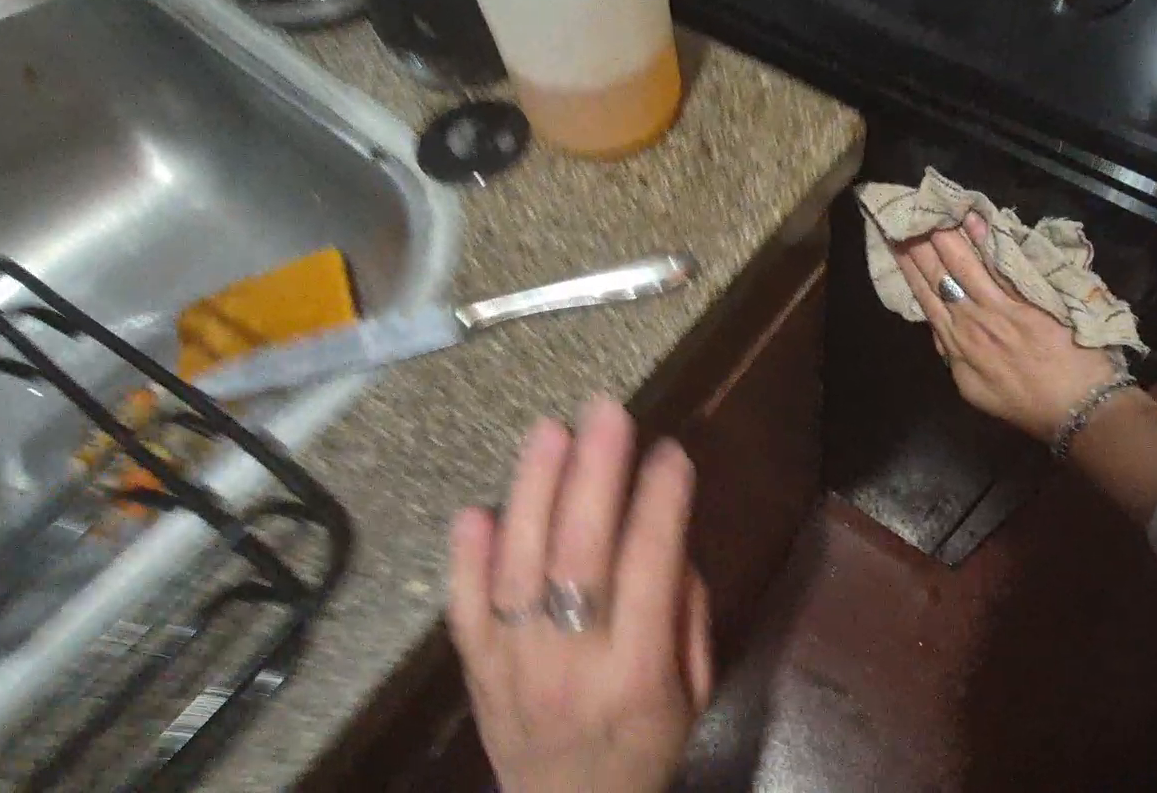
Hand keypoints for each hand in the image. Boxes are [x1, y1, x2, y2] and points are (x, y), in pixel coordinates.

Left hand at [447, 398, 711, 792]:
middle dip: (594, 475)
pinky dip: (464, 558)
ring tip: (550, 430)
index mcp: (636, 673)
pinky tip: (475, 509)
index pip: (649, 569)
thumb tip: (664, 530)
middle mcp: (569, 664)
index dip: (661, 504)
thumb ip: (685, 610)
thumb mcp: (693, 689)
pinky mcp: (473, 669)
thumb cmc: (645, 744)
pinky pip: (463, 608)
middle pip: (578, 556)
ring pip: (517, 568)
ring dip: (533, 493)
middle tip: (606, 412)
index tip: (670, 449)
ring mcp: (512, 665)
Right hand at [892, 213, 1123, 442]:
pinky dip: (986, 242)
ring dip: (946, 235)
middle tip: (904, 210)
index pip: (924, 294)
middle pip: (939, 274)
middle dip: (920, 241)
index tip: (893, 237)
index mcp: (956, 342)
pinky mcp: (1029, 301)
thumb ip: (952, 357)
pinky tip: (973, 220)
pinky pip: (1001, 267)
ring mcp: (1001, 309)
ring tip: (931, 208)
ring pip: (965, 265)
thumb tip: (937, 329)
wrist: (1079, 409)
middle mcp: (972, 320)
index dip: (907, 265)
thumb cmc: (1026, 402)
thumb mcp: (975, 390)